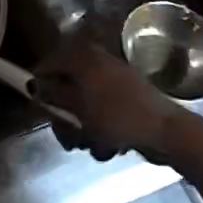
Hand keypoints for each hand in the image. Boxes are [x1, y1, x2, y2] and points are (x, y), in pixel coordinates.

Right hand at [35, 42, 174, 158]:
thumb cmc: (116, 116)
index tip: (37, 109)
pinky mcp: (128, 100)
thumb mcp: (77, 107)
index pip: (48, 65)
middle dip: (66, 118)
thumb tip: (34, 87)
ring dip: (84, 129)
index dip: (38, 87)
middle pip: (66, 89)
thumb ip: (52, 95)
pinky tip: (110, 146)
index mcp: (82, 56)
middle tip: (69, 139)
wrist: (167, 132)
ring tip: (93, 146)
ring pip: (85, 106)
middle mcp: (96, 62)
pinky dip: (103, 130)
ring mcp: (114, 81)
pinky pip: (104, 114)